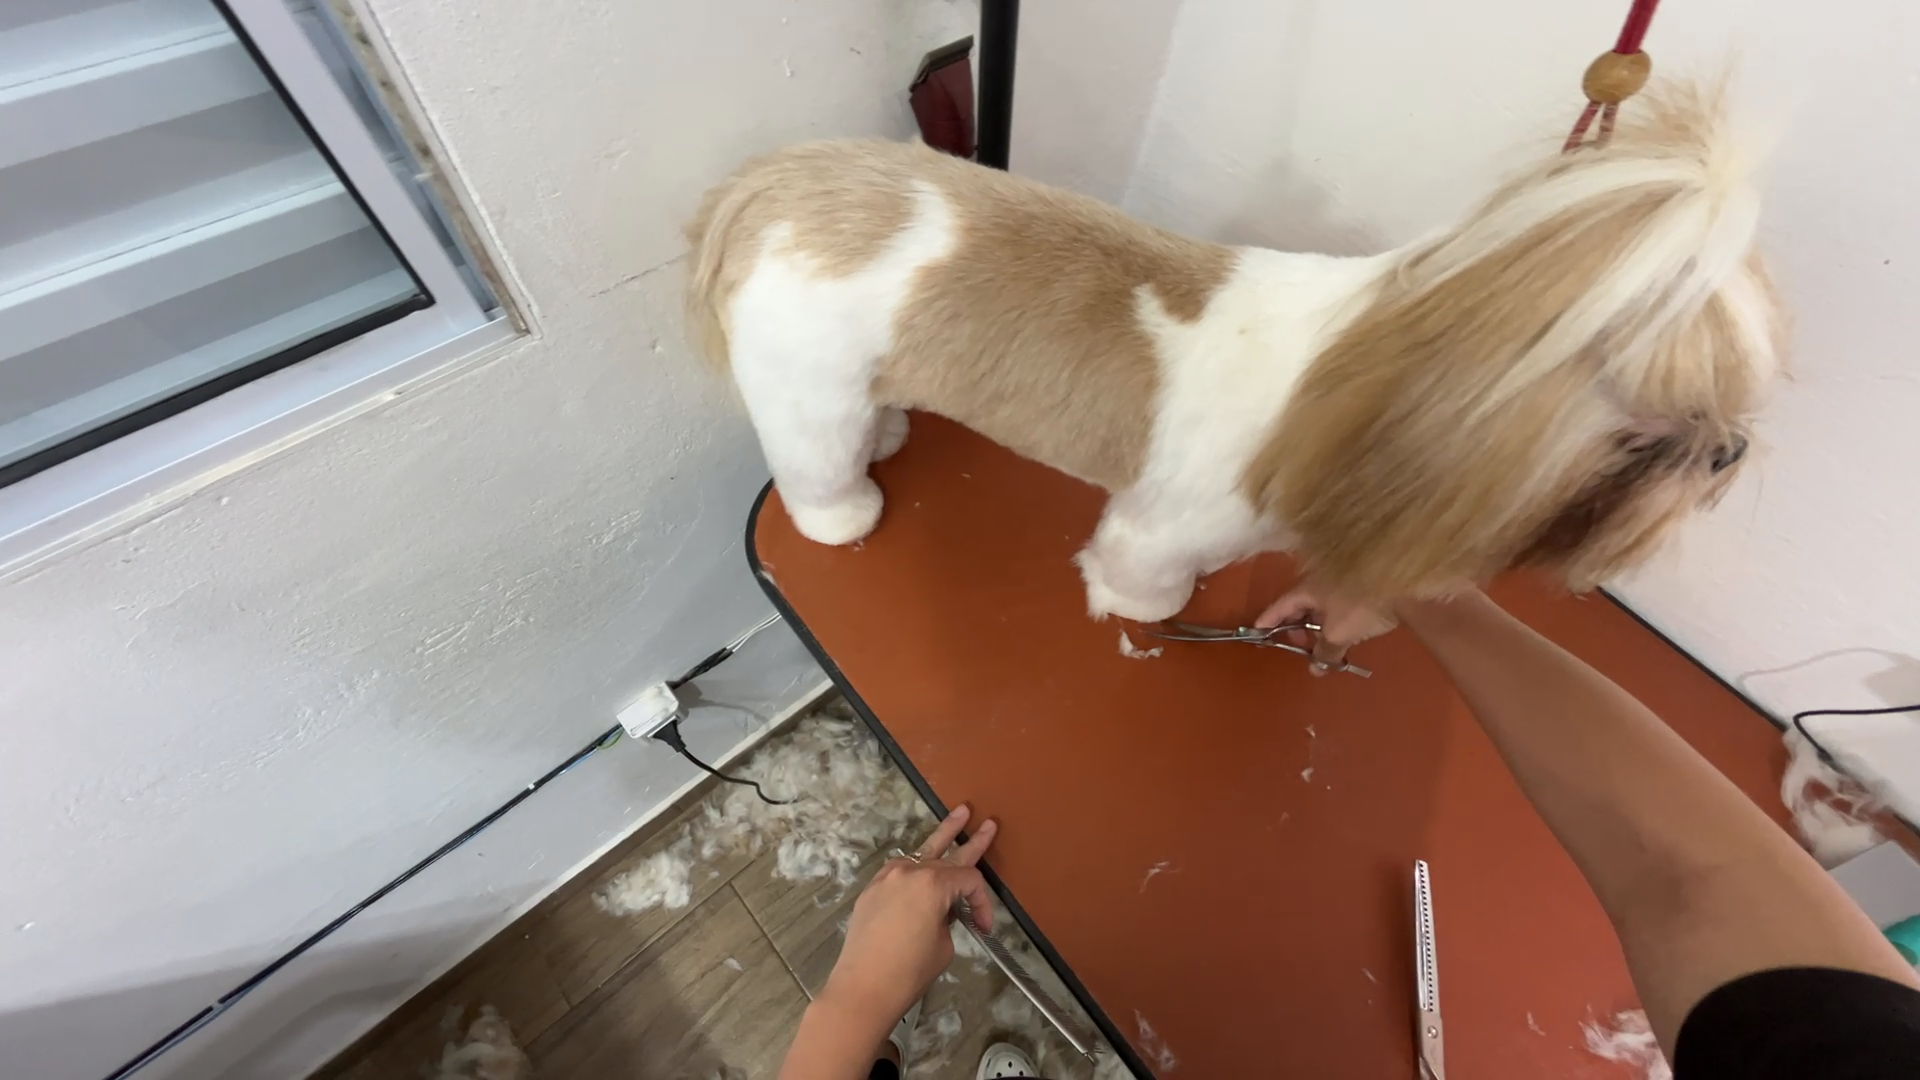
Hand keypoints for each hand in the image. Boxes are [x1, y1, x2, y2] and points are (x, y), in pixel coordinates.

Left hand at [820, 805, 998, 1025]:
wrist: (861, 988)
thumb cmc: (908, 971)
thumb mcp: (943, 945)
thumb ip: (948, 919)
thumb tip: (942, 912)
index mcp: (933, 884)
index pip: (969, 881)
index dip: (982, 903)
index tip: (983, 928)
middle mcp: (911, 871)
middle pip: (949, 851)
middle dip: (972, 840)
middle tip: (989, 823)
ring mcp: (888, 876)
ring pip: (923, 852)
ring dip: (943, 838)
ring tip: (958, 816)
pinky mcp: (873, 888)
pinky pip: (901, 871)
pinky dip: (915, 868)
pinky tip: (923, 865)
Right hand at [1256, 577, 1396, 674]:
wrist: (1406, 588)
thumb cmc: (1362, 607)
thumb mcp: (1339, 633)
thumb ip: (1324, 652)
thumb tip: (1316, 670)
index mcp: (1306, 589)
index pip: (1278, 607)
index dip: (1266, 622)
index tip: (1258, 636)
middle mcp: (1318, 582)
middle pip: (1297, 607)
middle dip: (1294, 628)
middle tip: (1299, 646)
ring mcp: (1339, 584)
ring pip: (1318, 607)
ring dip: (1316, 627)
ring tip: (1322, 645)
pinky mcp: (1359, 589)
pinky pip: (1335, 607)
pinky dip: (1332, 622)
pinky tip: (1342, 635)